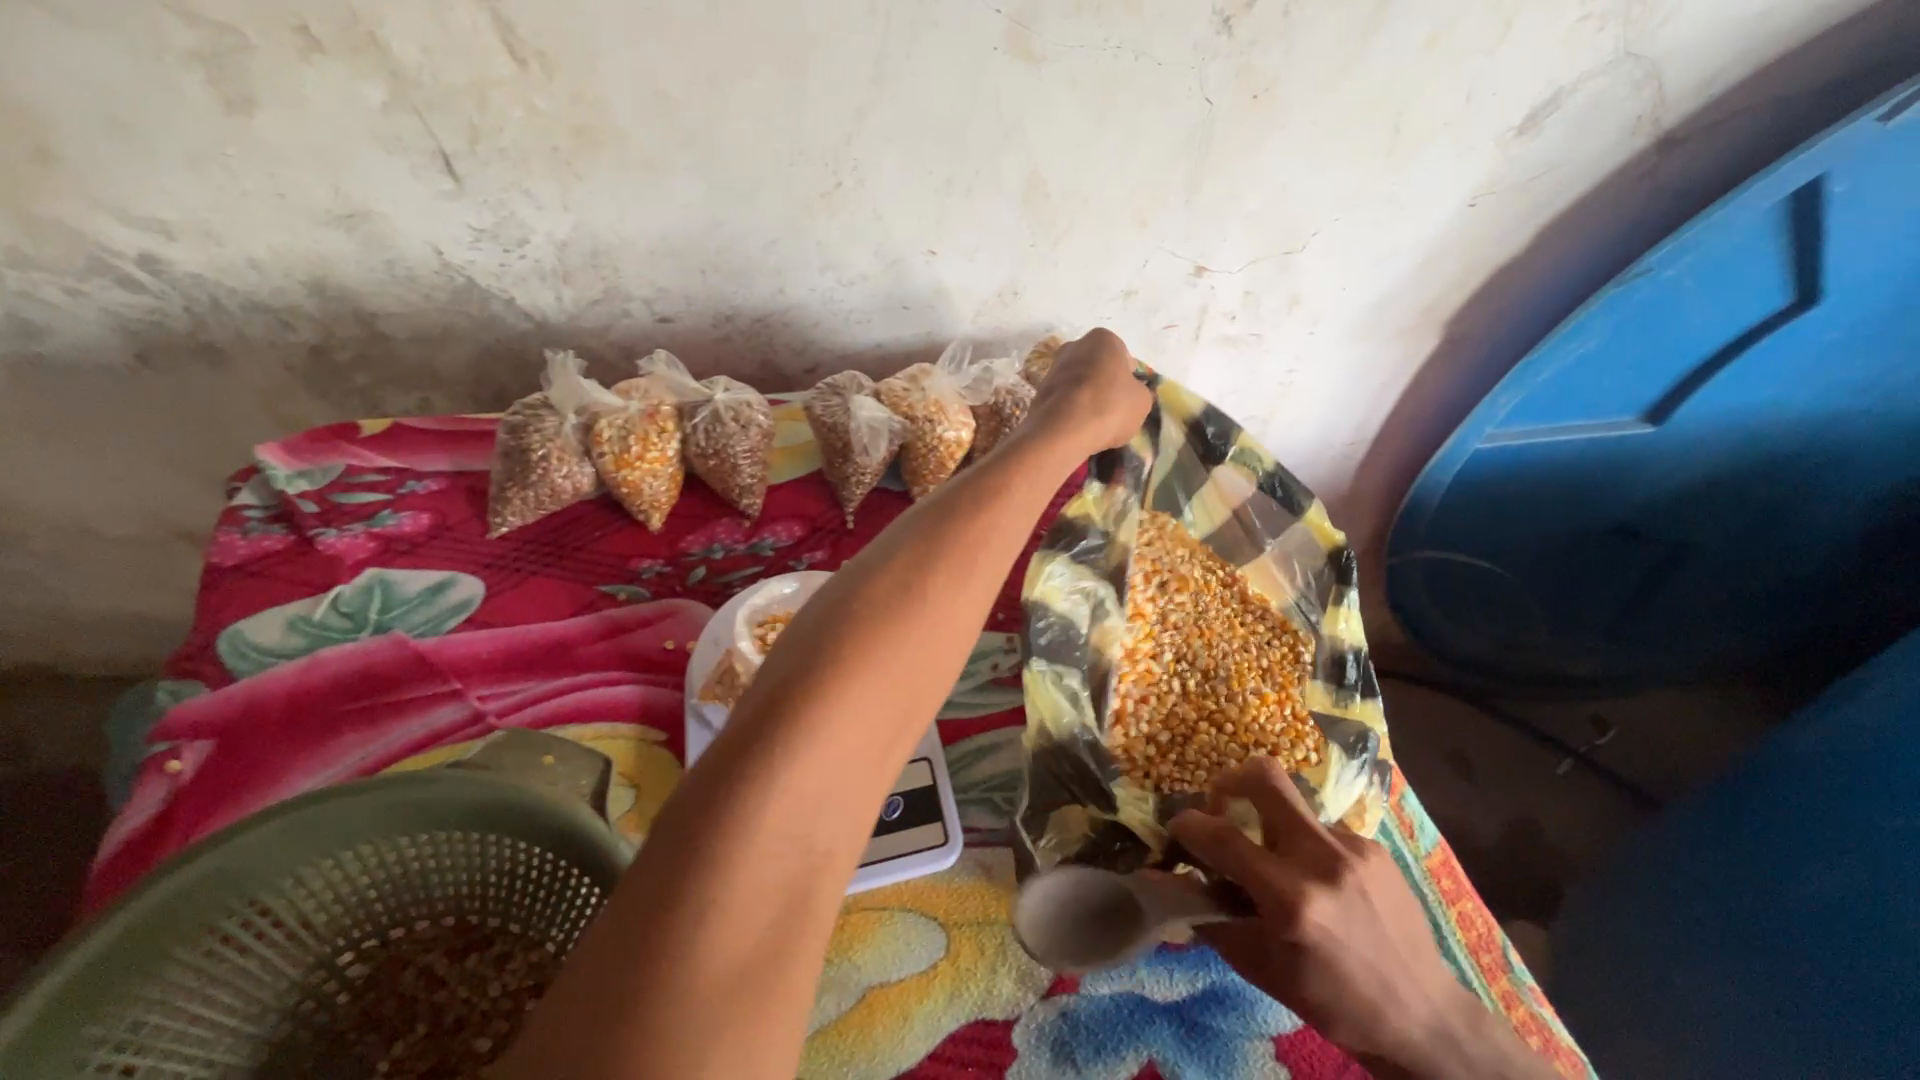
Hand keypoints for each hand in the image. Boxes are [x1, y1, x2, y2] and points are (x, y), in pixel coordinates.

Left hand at [1025, 328, 1152, 456]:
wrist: (1062, 429)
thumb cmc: (1109, 406)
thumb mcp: (1142, 401)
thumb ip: (1138, 392)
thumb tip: (1130, 395)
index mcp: (1103, 339)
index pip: (1124, 358)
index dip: (1129, 380)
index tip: (1128, 399)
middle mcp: (1075, 346)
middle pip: (1098, 369)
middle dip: (1104, 386)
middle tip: (1112, 411)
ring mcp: (1053, 367)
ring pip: (1079, 384)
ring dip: (1086, 399)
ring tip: (1093, 424)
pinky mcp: (1039, 391)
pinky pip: (1064, 400)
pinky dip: (1070, 411)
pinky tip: (1076, 428)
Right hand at [1170, 759, 1558, 1079]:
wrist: (1423, 1016)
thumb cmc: (1333, 1003)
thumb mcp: (1260, 969)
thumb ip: (1214, 919)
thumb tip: (1175, 884)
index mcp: (1290, 899)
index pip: (1222, 837)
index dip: (1188, 824)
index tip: (1177, 828)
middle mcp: (1322, 859)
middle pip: (1265, 778)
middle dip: (1229, 781)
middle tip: (1219, 804)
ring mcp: (1354, 848)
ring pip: (1294, 808)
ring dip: (1272, 827)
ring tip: (1278, 867)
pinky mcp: (1375, 848)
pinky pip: (1323, 832)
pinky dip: (1307, 849)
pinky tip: (1318, 884)